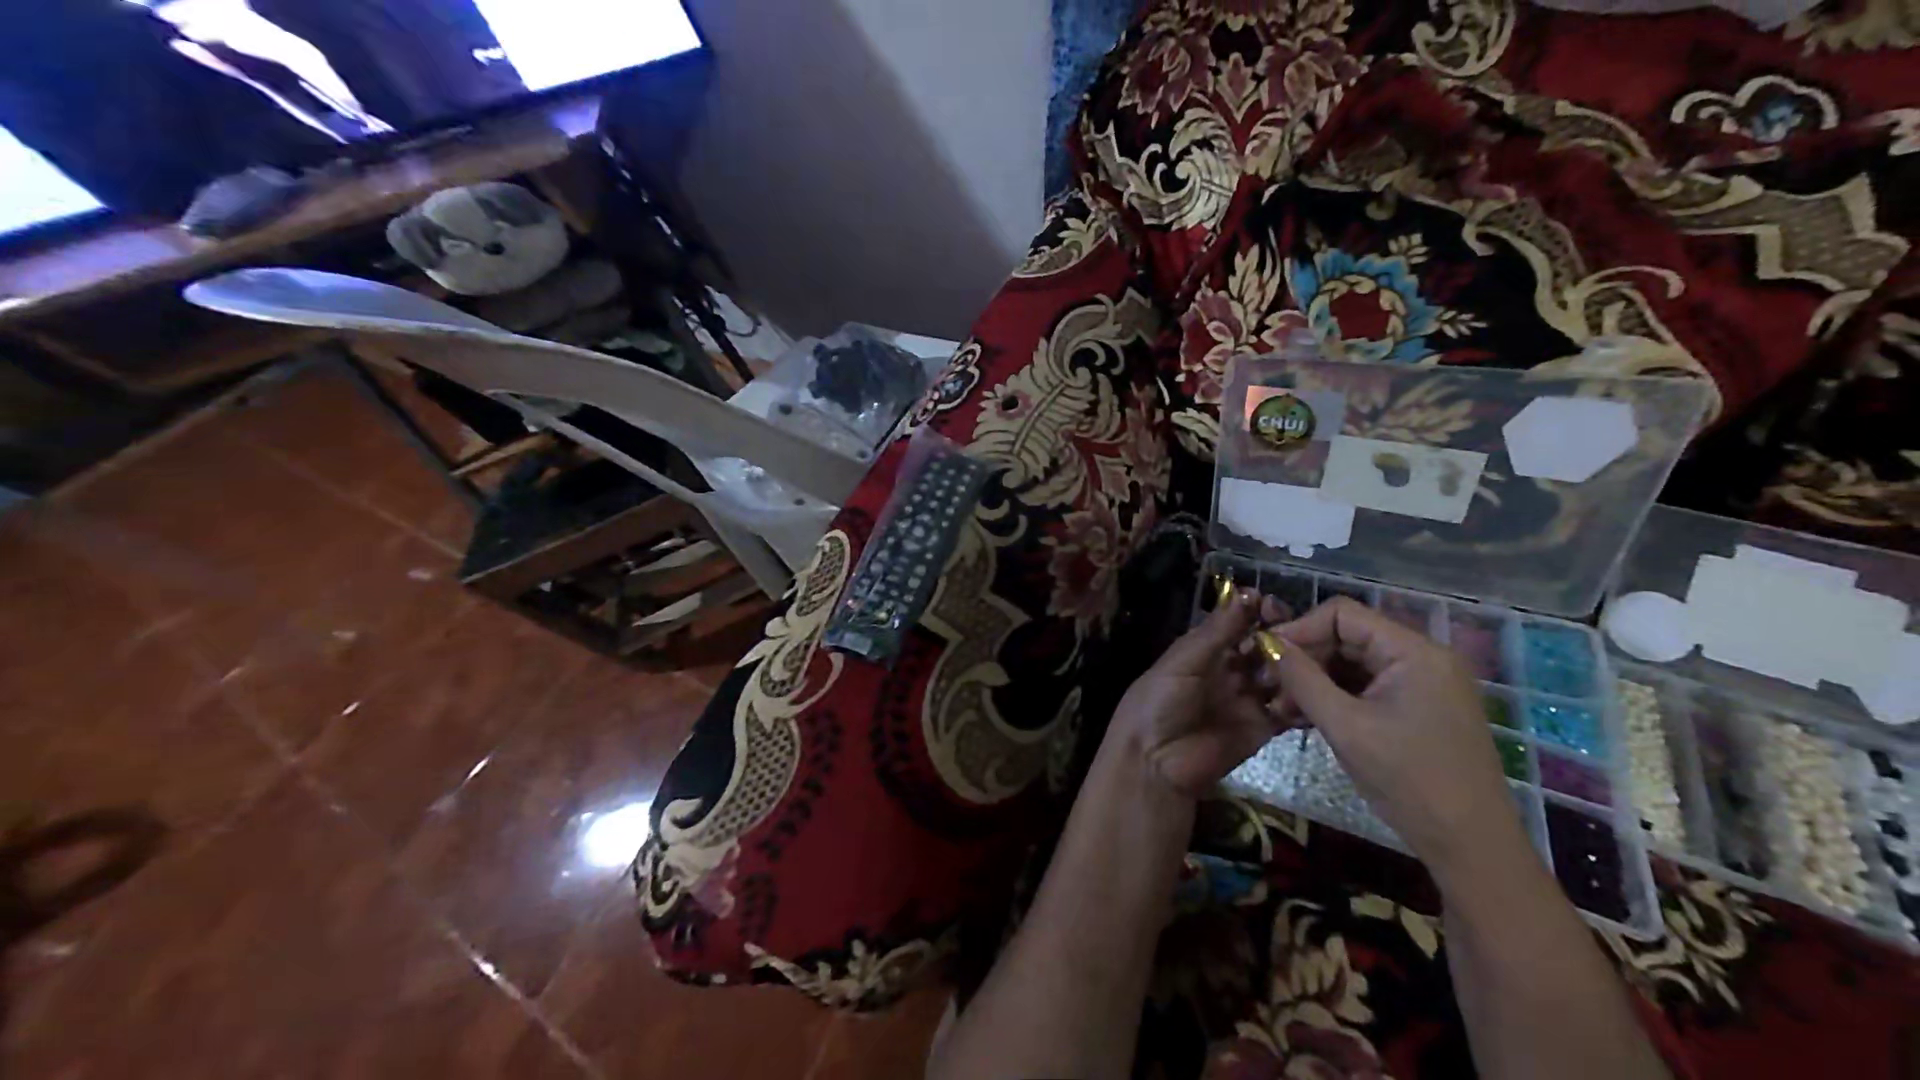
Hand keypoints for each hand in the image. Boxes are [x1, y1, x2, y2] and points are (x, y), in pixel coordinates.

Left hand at [1110, 592, 1292, 798]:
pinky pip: (1288, 710)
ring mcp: (1247, 698)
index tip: (1275, 606)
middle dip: (1281, 639)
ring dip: (1293, 668)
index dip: (1257, 613)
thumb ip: (1218, 631)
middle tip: (1301, 636)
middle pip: (1263, 648)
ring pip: (1280, 675)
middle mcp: (1229, 670)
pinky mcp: (1262, 727)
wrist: (1154, 762)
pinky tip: (1315, 691)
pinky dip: (1301, 701)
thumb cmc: (1159, 702)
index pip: (1238, 624)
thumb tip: (1248, 592)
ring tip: (1306, 664)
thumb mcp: (1183, 661)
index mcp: (1205, 650)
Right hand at [1261, 597, 1528, 874]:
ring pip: (1353, 664)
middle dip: (1305, 658)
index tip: (1266, 655)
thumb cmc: (1408, 779)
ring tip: (1280, 707)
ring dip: (1314, 680)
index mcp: (1414, 652)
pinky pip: (1367, 687)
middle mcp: (1422, 658)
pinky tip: (1304, 717)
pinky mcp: (1418, 709)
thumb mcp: (1345, 726)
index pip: (1343, 615)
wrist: (1470, 844)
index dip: (1299, 628)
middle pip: (1348, 637)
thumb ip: (1302, 679)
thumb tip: (1268, 644)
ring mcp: (1423, 684)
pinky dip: (1335, 697)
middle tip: (1268, 686)